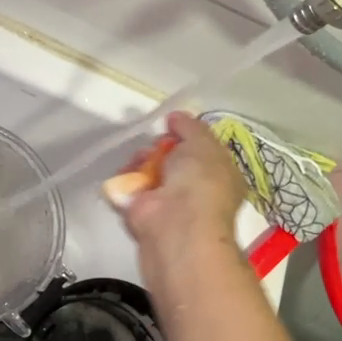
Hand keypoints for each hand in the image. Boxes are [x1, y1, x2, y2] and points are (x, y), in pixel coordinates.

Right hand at [121, 112, 246, 279]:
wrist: (177, 222)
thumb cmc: (200, 181)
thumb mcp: (203, 143)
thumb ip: (190, 127)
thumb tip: (176, 118)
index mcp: (218, 175)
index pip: (200, 150)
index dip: (185, 136)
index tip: (171, 126)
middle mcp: (194, 190)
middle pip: (170, 158)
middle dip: (159, 147)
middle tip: (155, 146)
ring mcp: (166, 202)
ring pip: (147, 170)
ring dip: (140, 161)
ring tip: (139, 161)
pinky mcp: (140, 212)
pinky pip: (128, 187)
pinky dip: (123, 179)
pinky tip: (126, 176)